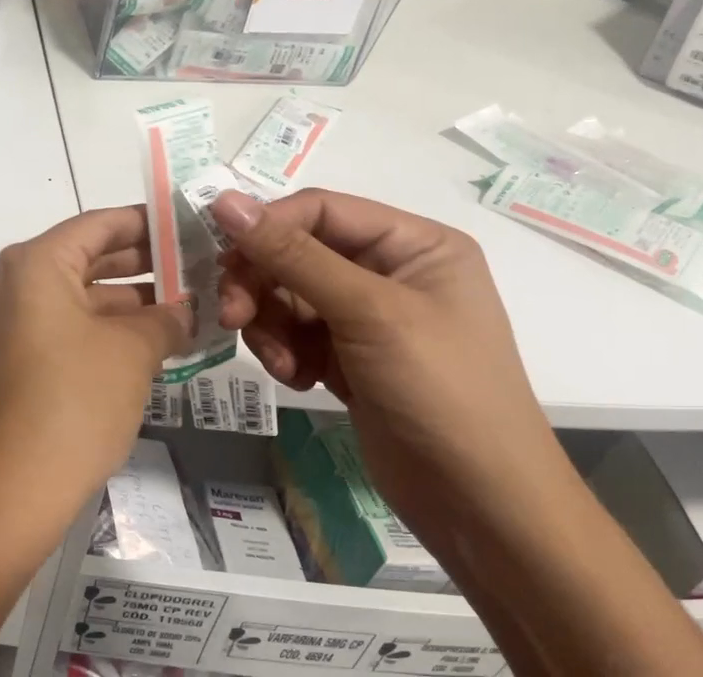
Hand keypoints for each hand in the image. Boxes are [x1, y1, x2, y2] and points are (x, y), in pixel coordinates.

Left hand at [0, 205, 192, 501]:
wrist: (17, 478)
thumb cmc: (76, 398)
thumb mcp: (132, 350)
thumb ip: (164, 318)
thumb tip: (184, 309)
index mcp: (33, 263)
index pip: (97, 225)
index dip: (146, 223)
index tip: (190, 226)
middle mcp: (12, 280)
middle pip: (86, 257)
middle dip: (144, 263)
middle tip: (201, 266)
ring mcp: (9, 319)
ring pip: (78, 293)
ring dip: (130, 300)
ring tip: (191, 305)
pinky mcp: (14, 353)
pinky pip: (65, 323)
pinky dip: (105, 325)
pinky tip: (156, 339)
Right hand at [209, 187, 566, 527]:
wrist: (479, 502)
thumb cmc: (440, 391)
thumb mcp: (366, 312)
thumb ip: (291, 254)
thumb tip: (222, 200)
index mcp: (414, 245)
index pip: (317, 210)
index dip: (266, 228)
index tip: (223, 262)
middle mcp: (388, 270)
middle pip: (291, 252)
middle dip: (258, 285)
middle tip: (231, 317)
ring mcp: (365, 315)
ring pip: (281, 293)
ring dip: (268, 325)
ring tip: (281, 363)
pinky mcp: (345, 353)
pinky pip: (289, 330)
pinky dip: (281, 351)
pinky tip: (298, 379)